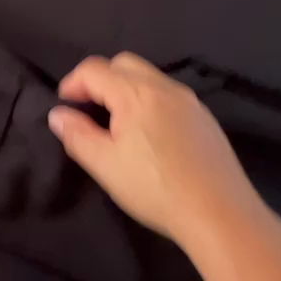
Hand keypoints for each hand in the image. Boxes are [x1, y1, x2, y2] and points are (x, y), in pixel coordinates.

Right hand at [48, 53, 264, 248]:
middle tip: (89, 109)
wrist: (222, 216)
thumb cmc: (155, 188)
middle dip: (99, 79)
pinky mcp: (206, 119)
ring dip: (125, 88)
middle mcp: (164, 87)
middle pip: (123, 63)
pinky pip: (169, 95)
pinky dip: (149, 101)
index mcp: (135, 93)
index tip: (65, 107)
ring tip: (117, 122)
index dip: (72, 83)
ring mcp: (190, 102)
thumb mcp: (104, 165)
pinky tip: (149, 135)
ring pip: (148, 77)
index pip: (94, 69)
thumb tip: (58, 114)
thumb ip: (76, 134)